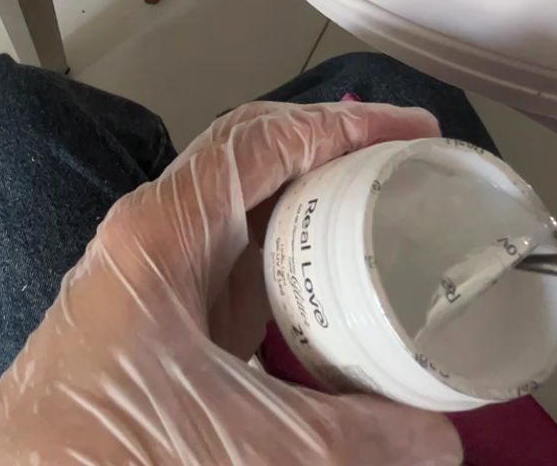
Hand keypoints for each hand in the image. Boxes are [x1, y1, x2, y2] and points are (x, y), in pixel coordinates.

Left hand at [0, 99, 459, 463]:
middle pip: (252, 155)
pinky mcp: (163, 305)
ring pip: (243, 202)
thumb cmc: (110, 449)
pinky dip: (289, 248)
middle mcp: (156, 229)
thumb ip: (354, 439)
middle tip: (403, 156)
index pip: (262, 141)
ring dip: (308, 193)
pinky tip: (329, 271)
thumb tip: (445, 443)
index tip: (411, 128)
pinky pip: (237, 253)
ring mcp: (156, 265)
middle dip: (328, 144)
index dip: (341, 124)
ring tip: (377, 199)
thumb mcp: (246, 443)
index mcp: (164, 229)